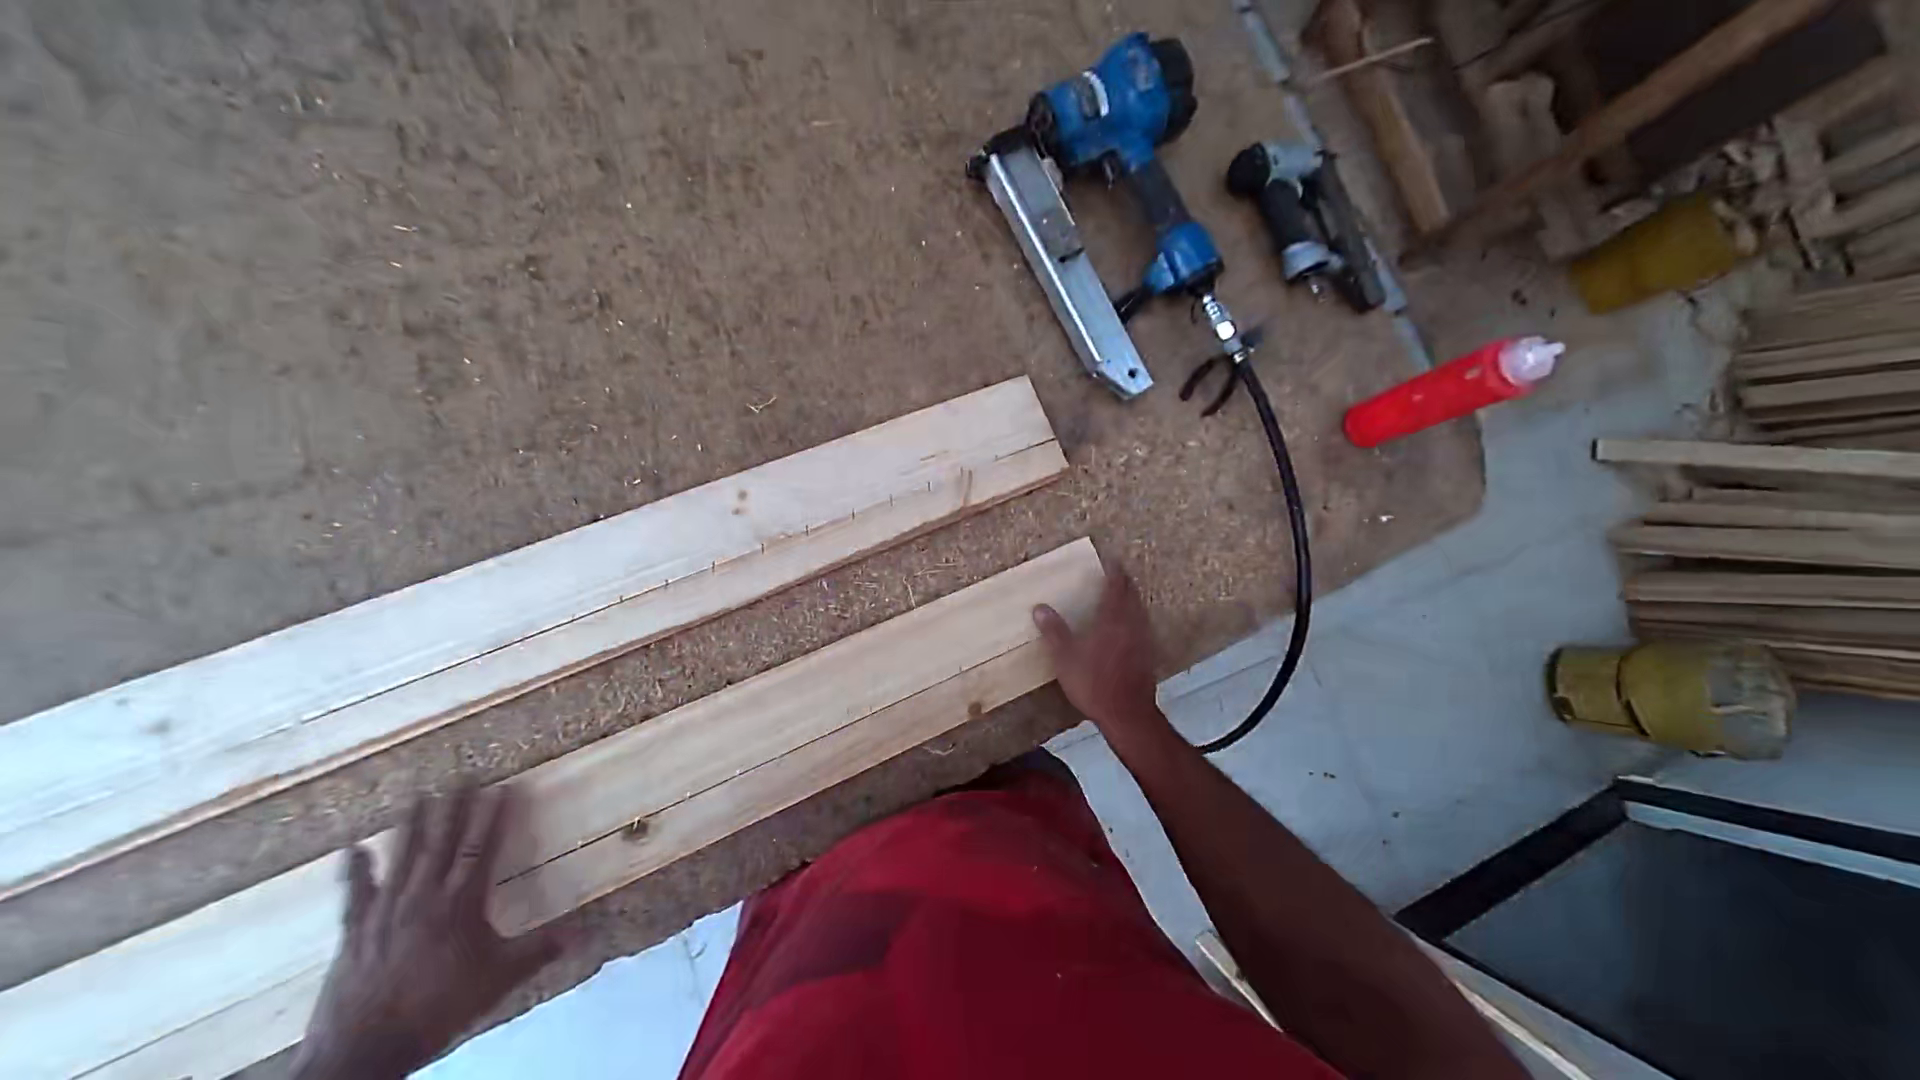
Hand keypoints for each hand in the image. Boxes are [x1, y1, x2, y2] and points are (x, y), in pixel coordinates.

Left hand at [292, 788, 565, 1078]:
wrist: (364, 1050)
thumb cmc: (439, 1008)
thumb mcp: (499, 979)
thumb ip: (540, 950)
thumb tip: (586, 930)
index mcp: (460, 905)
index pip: (482, 850)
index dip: (494, 817)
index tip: (503, 788)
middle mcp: (424, 898)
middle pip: (443, 844)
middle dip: (455, 809)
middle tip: (461, 777)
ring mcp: (386, 912)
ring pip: (403, 859)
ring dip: (412, 826)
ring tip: (419, 795)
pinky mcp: (356, 932)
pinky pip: (356, 895)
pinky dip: (354, 870)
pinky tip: (351, 848)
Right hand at [1032, 569, 1169, 747]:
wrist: (1127, 714)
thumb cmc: (1094, 683)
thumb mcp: (1065, 658)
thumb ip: (1054, 631)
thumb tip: (1040, 608)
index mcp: (1112, 620)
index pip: (1116, 588)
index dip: (1115, 572)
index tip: (1112, 561)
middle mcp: (1132, 625)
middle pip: (1133, 596)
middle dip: (1125, 584)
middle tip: (1118, 574)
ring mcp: (1144, 641)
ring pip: (1140, 612)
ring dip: (1133, 600)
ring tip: (1124, 596)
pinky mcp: (1149, 656)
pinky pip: (1143, 628)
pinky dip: (1136, 620)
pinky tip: (1130, 628)